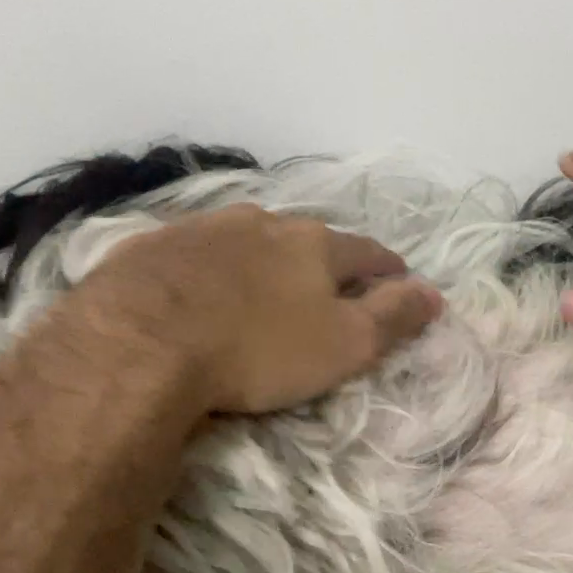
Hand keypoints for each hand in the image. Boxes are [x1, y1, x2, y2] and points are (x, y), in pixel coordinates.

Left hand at [78, 203, 442, 412]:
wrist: (137, 345)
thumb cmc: (259, 350)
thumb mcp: (347, 345)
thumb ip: (395, 317)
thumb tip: (435, 293)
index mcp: (315, 244)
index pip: (368, 251)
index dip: (390, 269)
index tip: (400, 281)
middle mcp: (262, 222)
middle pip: (308, 238)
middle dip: (325, 260)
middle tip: (331, 288)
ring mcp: (202, 228)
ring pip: (250, 238)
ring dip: (267, 258)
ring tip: (268, 286)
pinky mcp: (149, 246)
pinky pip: (198, 252)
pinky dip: (214, 268)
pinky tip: (205, 290)